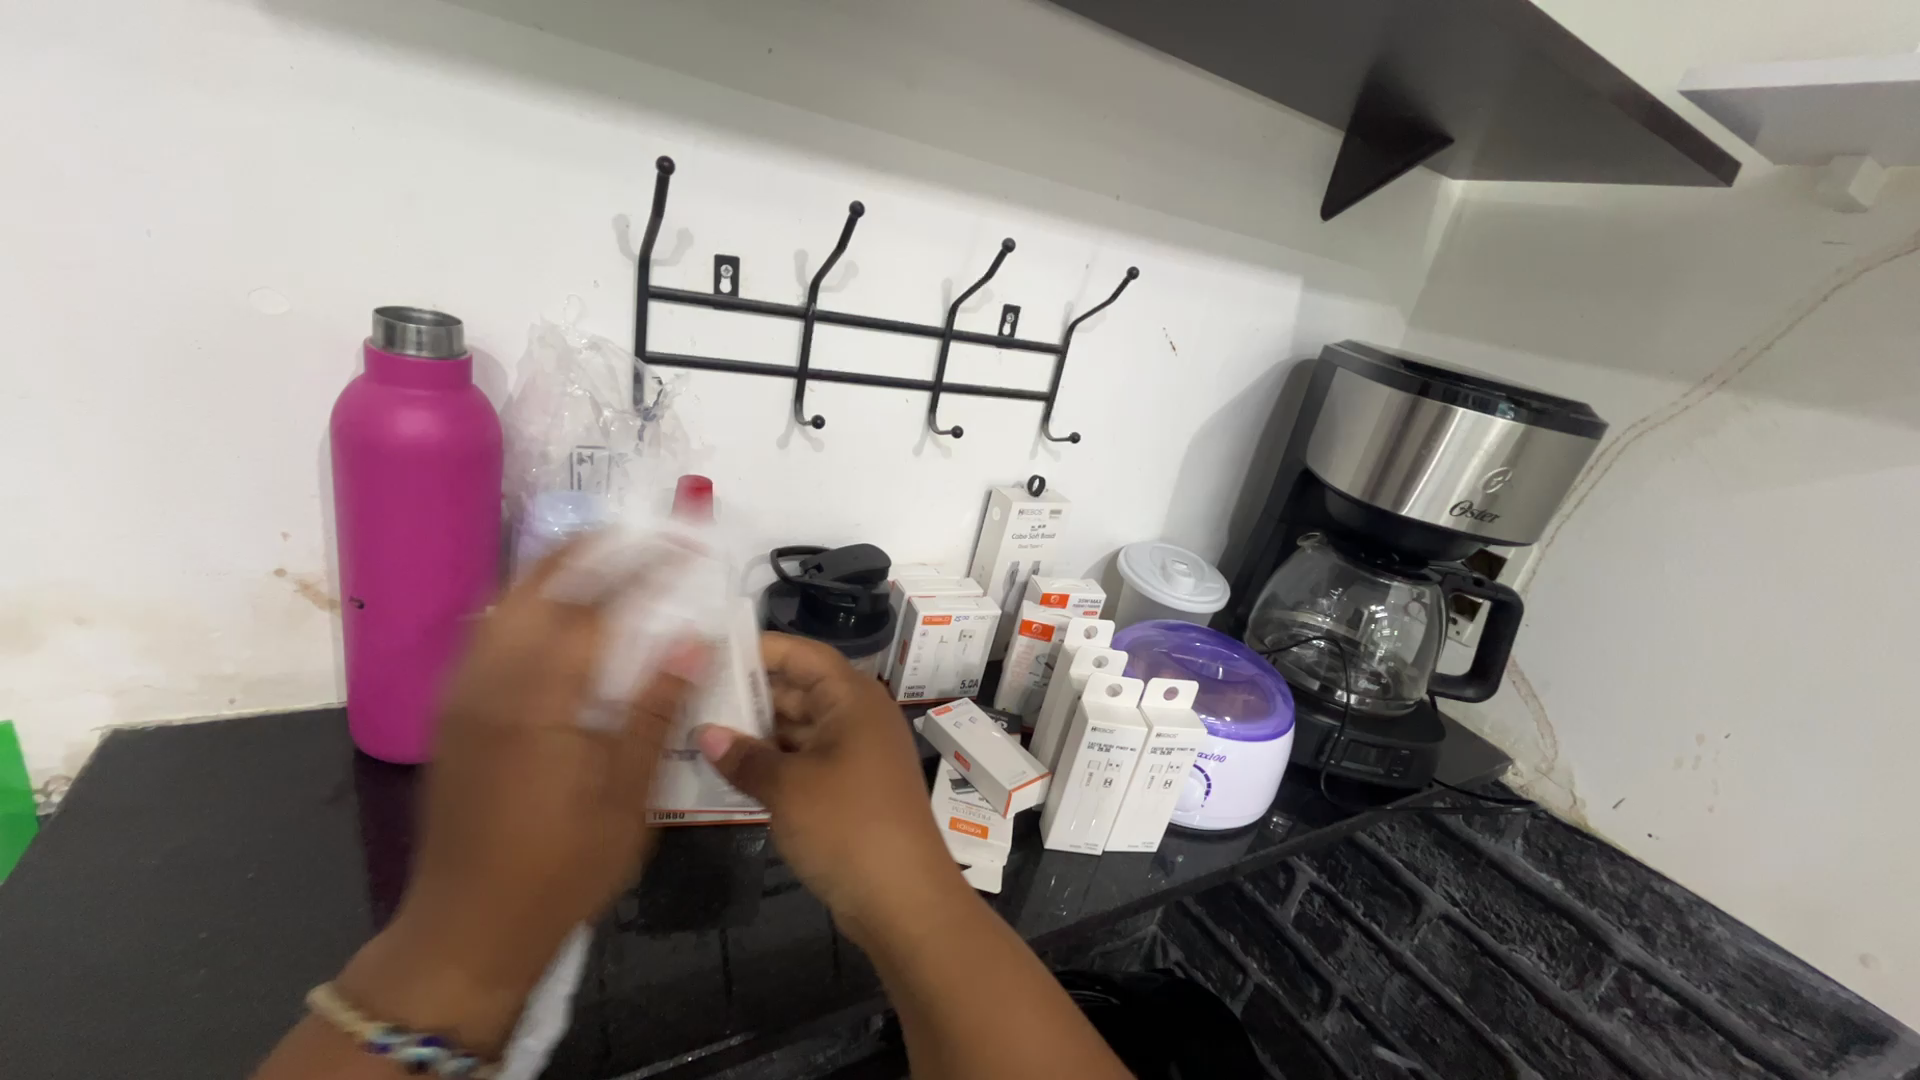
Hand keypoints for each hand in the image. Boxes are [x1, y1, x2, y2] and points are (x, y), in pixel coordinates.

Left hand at [338, 537, 707, 1051]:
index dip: (641, 569)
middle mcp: (491, 684)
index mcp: (539, 701)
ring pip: (502, 608)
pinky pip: (486, 636)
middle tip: (632, 531)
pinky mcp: (454, 715)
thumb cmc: (561, 866)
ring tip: (597, 555)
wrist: (465, 929)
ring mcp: (464, 698)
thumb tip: (691, 640)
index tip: (680, 545)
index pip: (595, 609)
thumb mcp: (627, 796)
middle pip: (534, 590)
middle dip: (584, 550)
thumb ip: (655, 711)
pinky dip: (521, 604)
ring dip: (549, 571)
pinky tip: (549, 613)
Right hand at [696, 633, 967, 945]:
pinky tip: (733, 771)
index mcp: (852, 698)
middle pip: (800, 689)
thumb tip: (706, 734)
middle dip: (751, 695)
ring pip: (801, 727)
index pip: (804, 655)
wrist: (904, 897)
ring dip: (759, 732)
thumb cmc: (847, 825)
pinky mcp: (853, 786)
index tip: (715, 652)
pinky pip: (808, 759)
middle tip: (694, 698)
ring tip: (701, 733)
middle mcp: (858, 716)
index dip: (762, 650)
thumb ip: (744, 756)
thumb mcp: (788, 788)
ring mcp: (857, 752)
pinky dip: (776, 762)